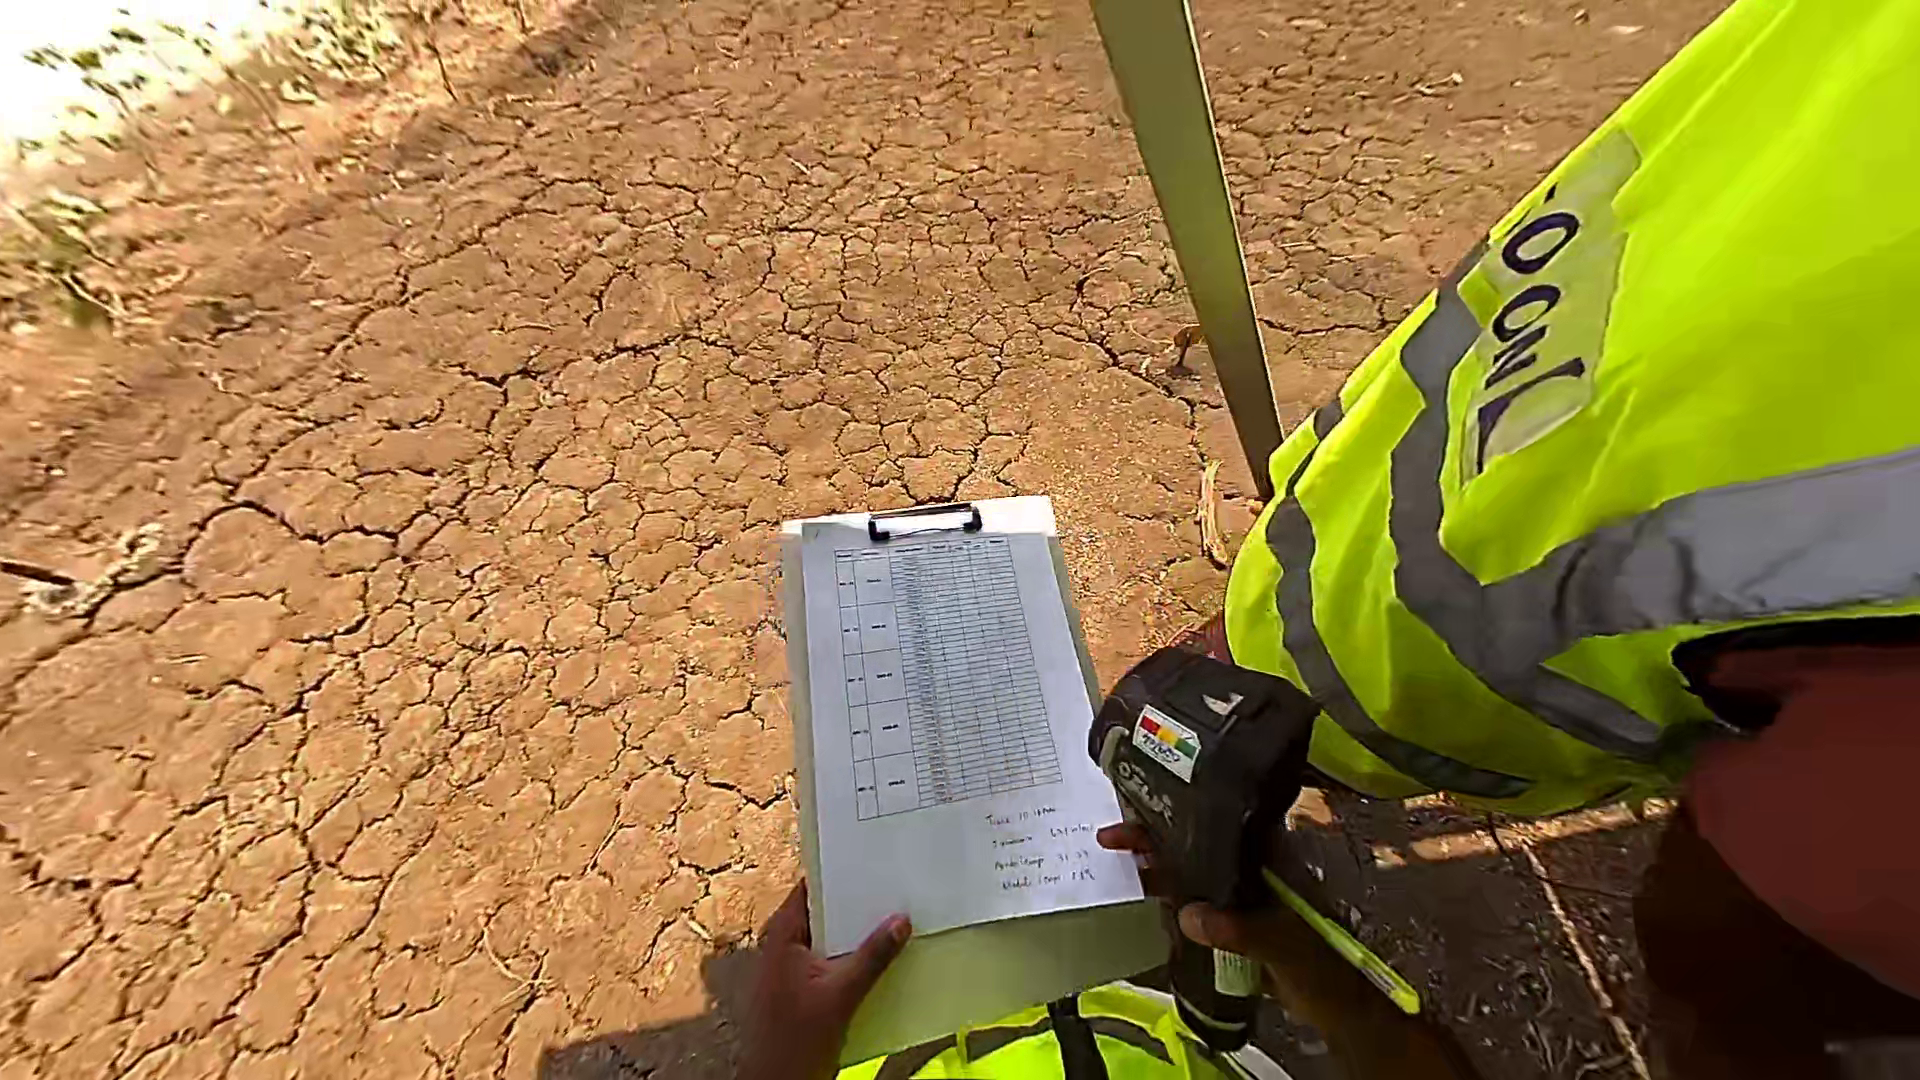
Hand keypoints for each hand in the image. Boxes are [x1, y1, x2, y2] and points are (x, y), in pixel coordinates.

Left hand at [737, 881, 911, 1079]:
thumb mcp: (840, 996)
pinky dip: (850, 953)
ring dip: (854, 931)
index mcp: (782, 934)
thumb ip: (872, 957)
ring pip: (829, 935)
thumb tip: (902, 920)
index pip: (812, 886)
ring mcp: (790, 967)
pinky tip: (879, 954)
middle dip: (854, 903)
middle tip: (889, 887)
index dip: (839, 873)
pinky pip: (829, 957)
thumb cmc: (796, 1043)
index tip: (870, 862)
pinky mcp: (800, 988)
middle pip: (824, 910)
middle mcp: (782, 944)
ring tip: (890, 916)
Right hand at [1095, 822, 1355, 1015]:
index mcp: (1262, 851)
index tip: (1140, 805)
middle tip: (1112, 836)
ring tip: (1117, 856)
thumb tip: (1187, 916)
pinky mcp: (1226, 911)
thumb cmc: (1321, 963)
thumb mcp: (1282, 942)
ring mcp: (1233, 885)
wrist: (1340, 1010)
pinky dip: (1164, 889)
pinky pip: (1188, 893)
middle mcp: (1243, 860)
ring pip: (1185, 864)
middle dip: (1152, 833)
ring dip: (1153, 860)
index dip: (1175, 808)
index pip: (1213, 818)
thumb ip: (1237, 927)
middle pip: (1190, 837)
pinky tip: (1142, 889)